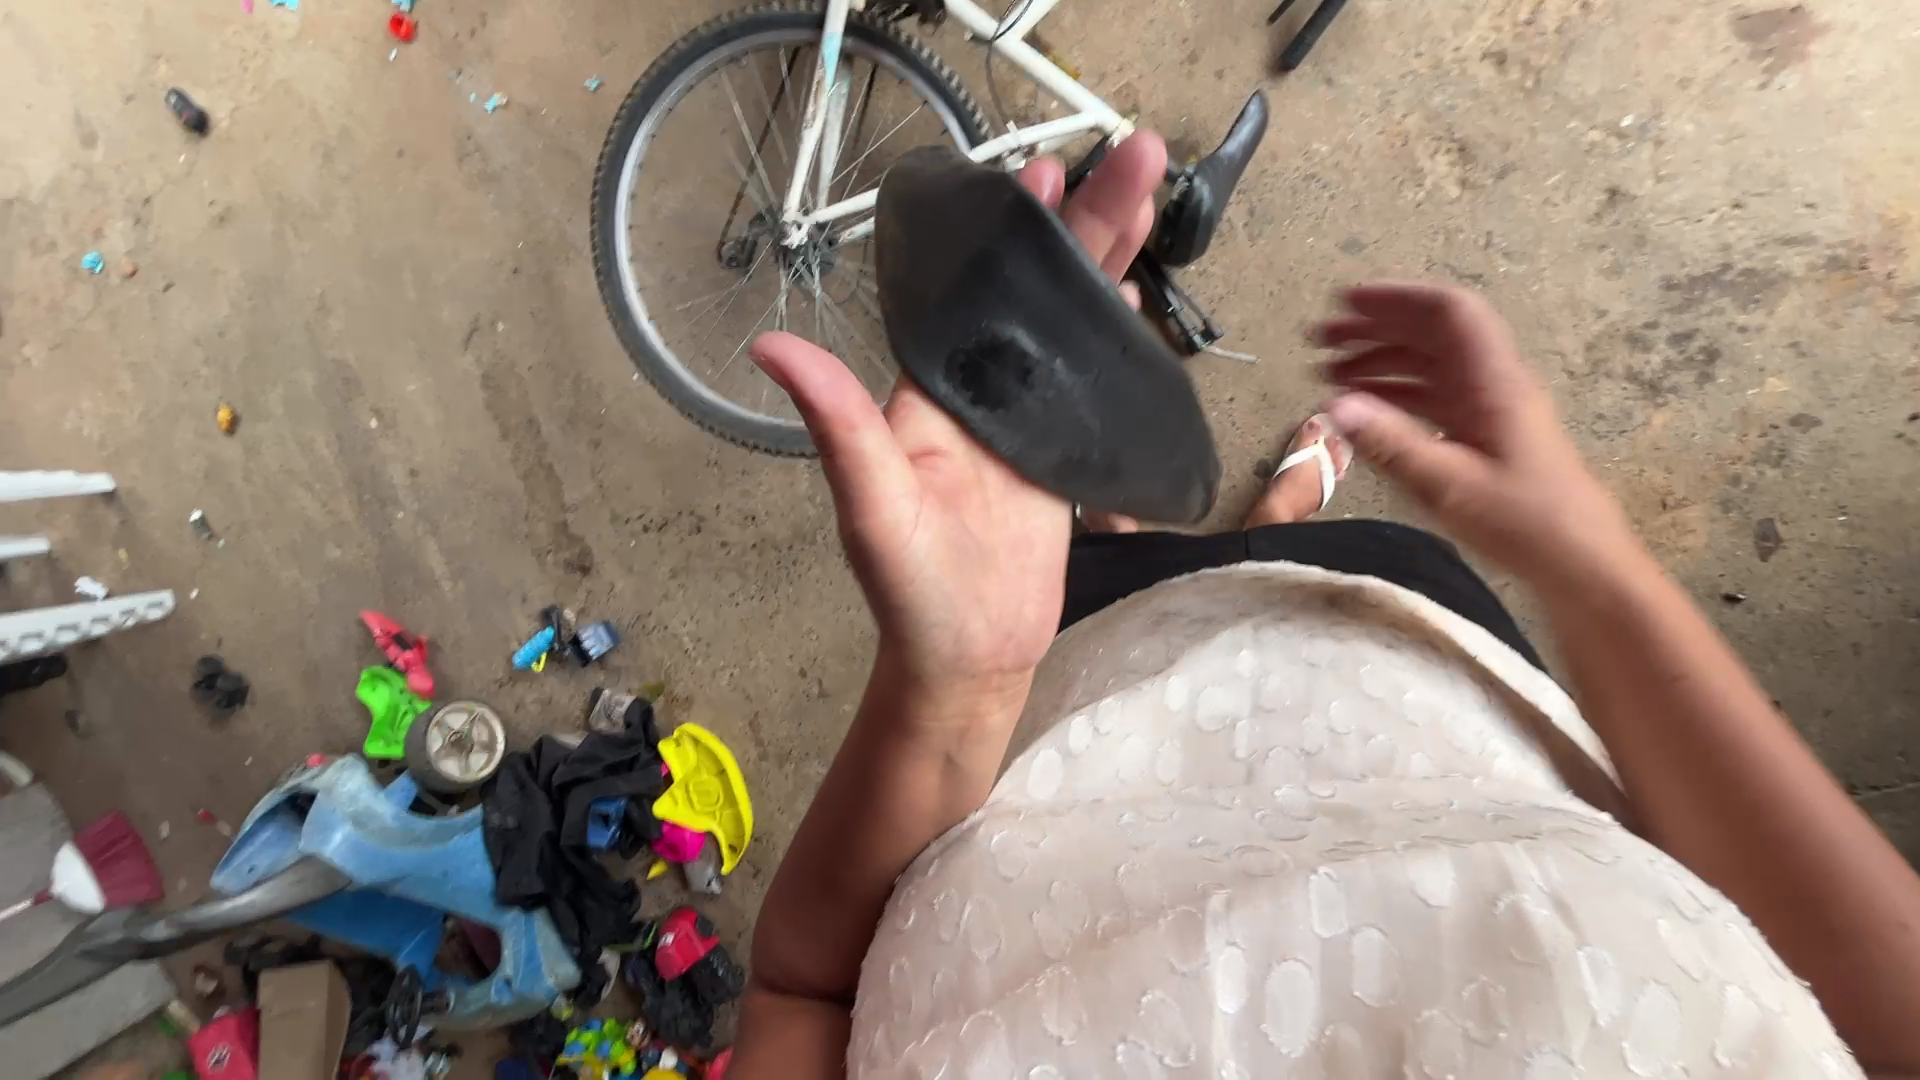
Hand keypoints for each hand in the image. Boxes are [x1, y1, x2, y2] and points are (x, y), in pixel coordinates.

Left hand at [751, 132, 1168, 713]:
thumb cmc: (913, 592)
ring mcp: (1025, 426)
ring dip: (1105, 268)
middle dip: (1082, 229)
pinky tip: (1135, 300)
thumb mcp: (873, 505)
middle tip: (1132, 156)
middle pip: (1036, 298)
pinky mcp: (1061, 458)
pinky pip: (1092, 385)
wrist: (969, 656)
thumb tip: (770, 345)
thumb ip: (839, 426)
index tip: (1040, 174)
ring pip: (1071, 331)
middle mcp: (979, 398)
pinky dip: (1114, 338)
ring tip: (1147, 201)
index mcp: (933, 395)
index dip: (1009, 233)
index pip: (973, 292)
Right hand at [1315, 281, 1641, 589]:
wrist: (1577, 559)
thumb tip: (1333, 405)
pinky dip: (1391, 391)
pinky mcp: (1478, 431)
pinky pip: (1429, 395)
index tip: (1346, 301)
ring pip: (1427, 363)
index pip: (1448, 315)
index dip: (1397, 299)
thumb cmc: (1522, 520)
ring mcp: (1485, 407)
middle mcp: (1491, 383)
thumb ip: (1390, 442)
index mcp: (1493, 382)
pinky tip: (1359, 403)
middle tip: (1321, 335)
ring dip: (1378, 358)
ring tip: (1328, 369)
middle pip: (1432, 333)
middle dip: (1375, 326)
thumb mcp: (1448, 483)